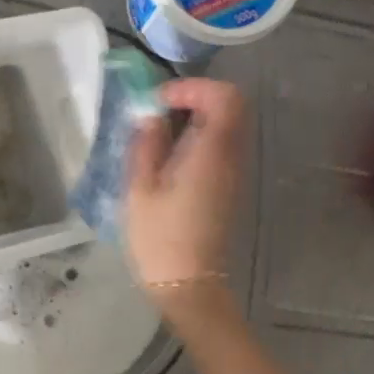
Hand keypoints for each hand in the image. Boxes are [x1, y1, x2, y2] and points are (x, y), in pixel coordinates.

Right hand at [124, 78, 246, 303]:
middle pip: (231, 107)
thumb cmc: (159, 239)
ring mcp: (234, 174)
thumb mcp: (140, 189)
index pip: (223, 96)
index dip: (192, 88)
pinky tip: (169, 160)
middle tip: (160, 112)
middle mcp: (232, 157)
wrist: (187, 285)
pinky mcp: (228, 189)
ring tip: (159, 136)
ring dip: (197, 120)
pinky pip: (221, 149)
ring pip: (227, 128)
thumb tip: (150, 115)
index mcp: (212, 152)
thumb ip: (146, 145)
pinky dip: (199, 140)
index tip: (159, 101)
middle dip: (196, 99)